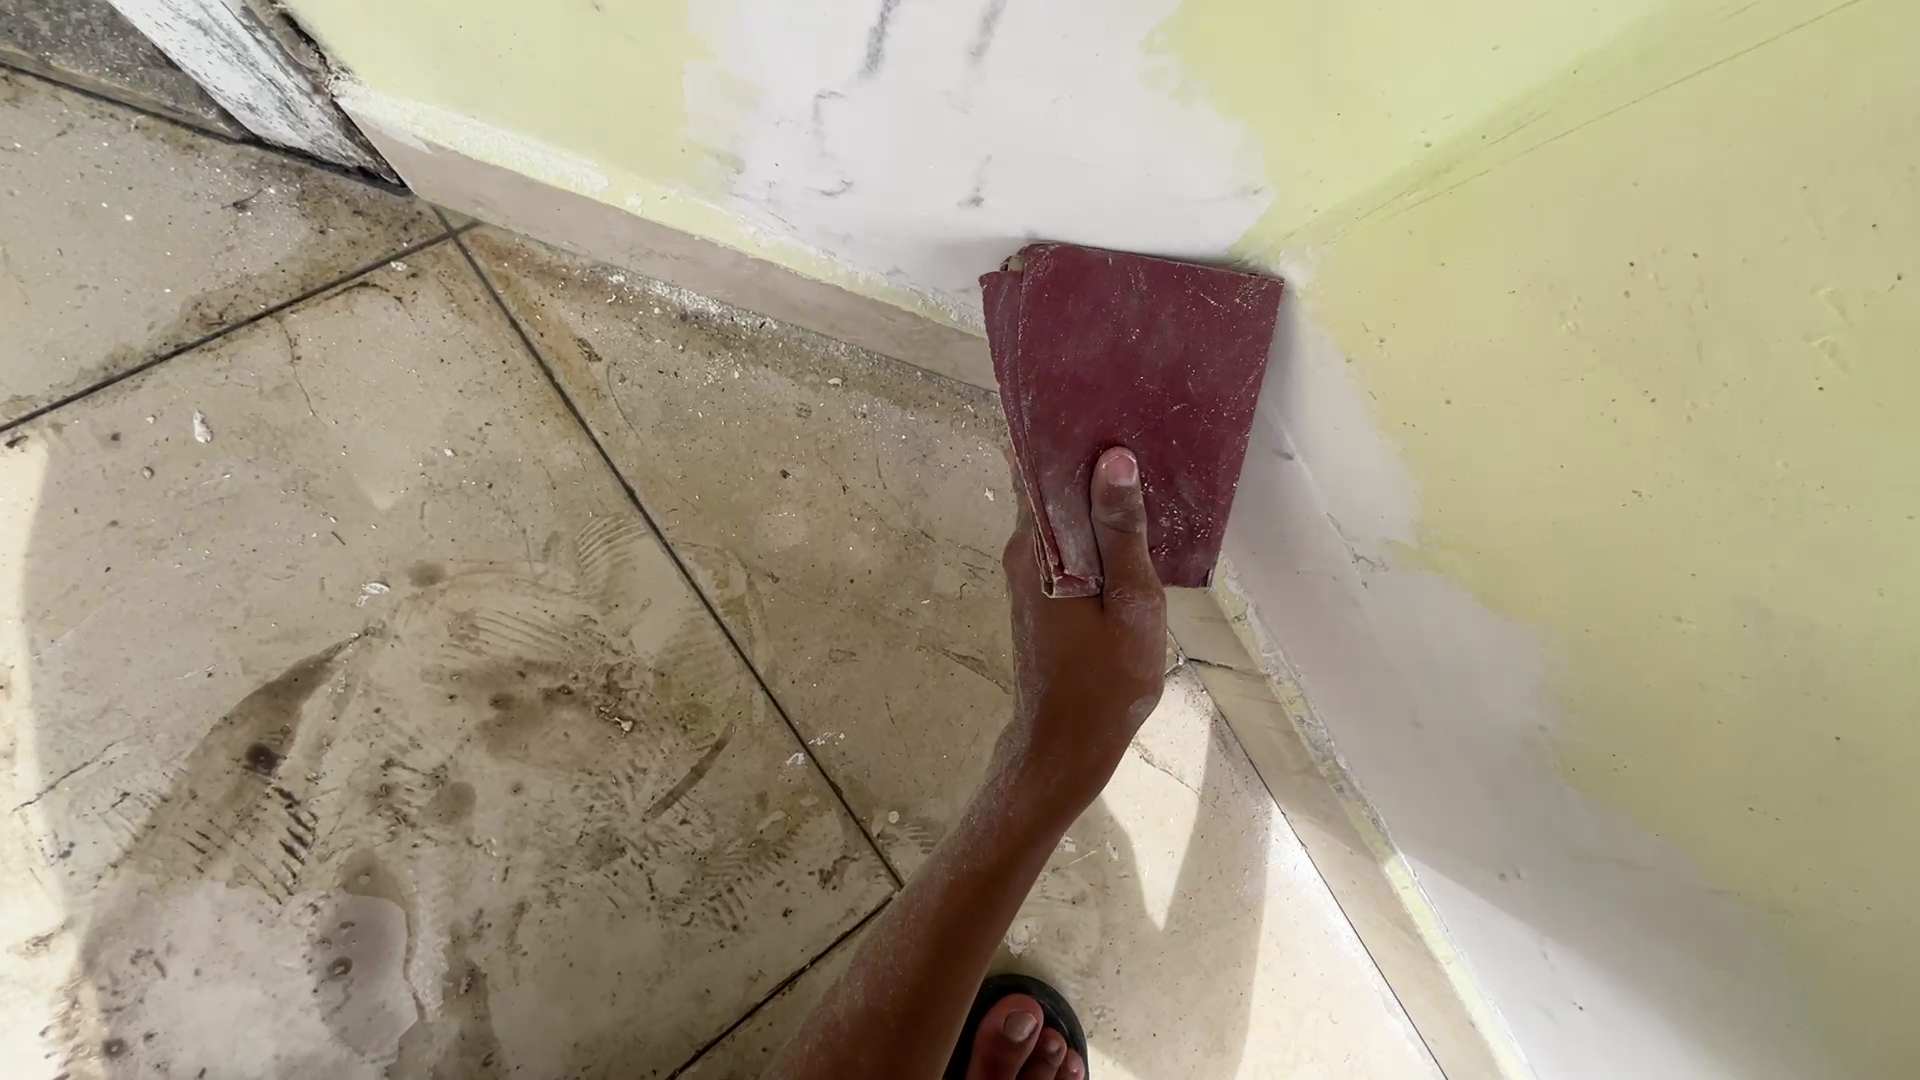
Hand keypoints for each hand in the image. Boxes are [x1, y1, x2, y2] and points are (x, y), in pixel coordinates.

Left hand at [998, 446, 1166, 813]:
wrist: (1065, 742)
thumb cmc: (1105, 680)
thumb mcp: (1130, 603)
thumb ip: (1121, 533)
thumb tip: (1113, 458)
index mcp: (1038, 547)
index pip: (1032, 467)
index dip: (1058, 431)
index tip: (1092, 398)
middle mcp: (1022, 550)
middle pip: (1044, 484)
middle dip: (1080, 453)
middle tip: (1129, 418)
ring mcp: (1027, 570)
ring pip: (1054, 512)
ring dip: (1086, 487)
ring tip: (1135, 456)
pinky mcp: (1038, 588)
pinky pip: (1061, 538)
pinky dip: (1087, 520)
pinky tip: (1124, 513)